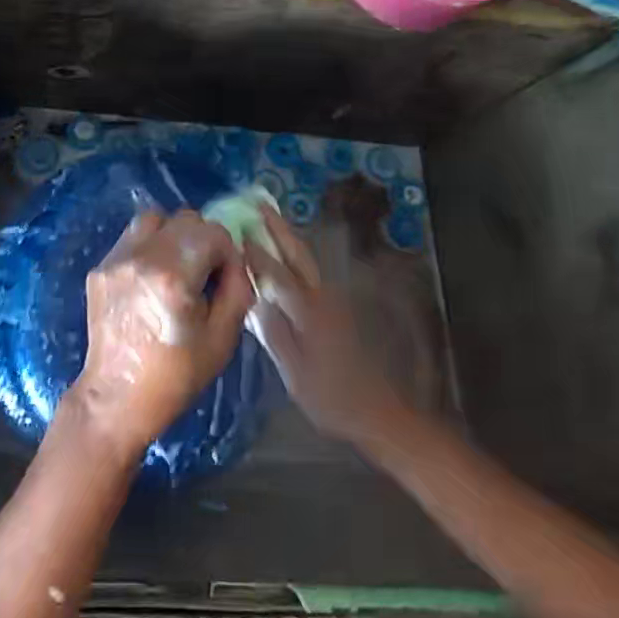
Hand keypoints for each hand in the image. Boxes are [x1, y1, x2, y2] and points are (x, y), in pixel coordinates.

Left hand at [68, 210, 253, 460]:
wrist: (119, 396)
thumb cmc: (176, 374)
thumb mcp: (223, 337)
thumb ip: (237, 287)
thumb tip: (235, 259)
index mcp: (173, 276)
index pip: (212, 232)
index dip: (226, 251)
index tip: (224, 277)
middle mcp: (141, 257)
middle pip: (184, 219)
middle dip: (201, 240)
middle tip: (202, 272)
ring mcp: (116, 259)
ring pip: (153, 219)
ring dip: (172, 235)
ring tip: (176, 267)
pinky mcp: (100, 268)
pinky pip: (131, 238)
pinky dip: (148, 246)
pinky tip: (151, 277)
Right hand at [245, 209, 408, 443]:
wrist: (380, 412)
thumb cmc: (333, 399)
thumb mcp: (296, 375)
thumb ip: (275, 335)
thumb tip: (253, 301)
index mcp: (310, 313)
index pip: (278, 275)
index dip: (258, 255)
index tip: (239, 234)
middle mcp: (324, 298)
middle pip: (299, 255)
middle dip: (279, 229)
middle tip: (260, 205)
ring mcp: (335, 301)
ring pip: (309, 260)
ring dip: (290, 238)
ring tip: (270, 220)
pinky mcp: (339, 309)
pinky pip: (313, 273)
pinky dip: (297, 257)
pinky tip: (286, 257)